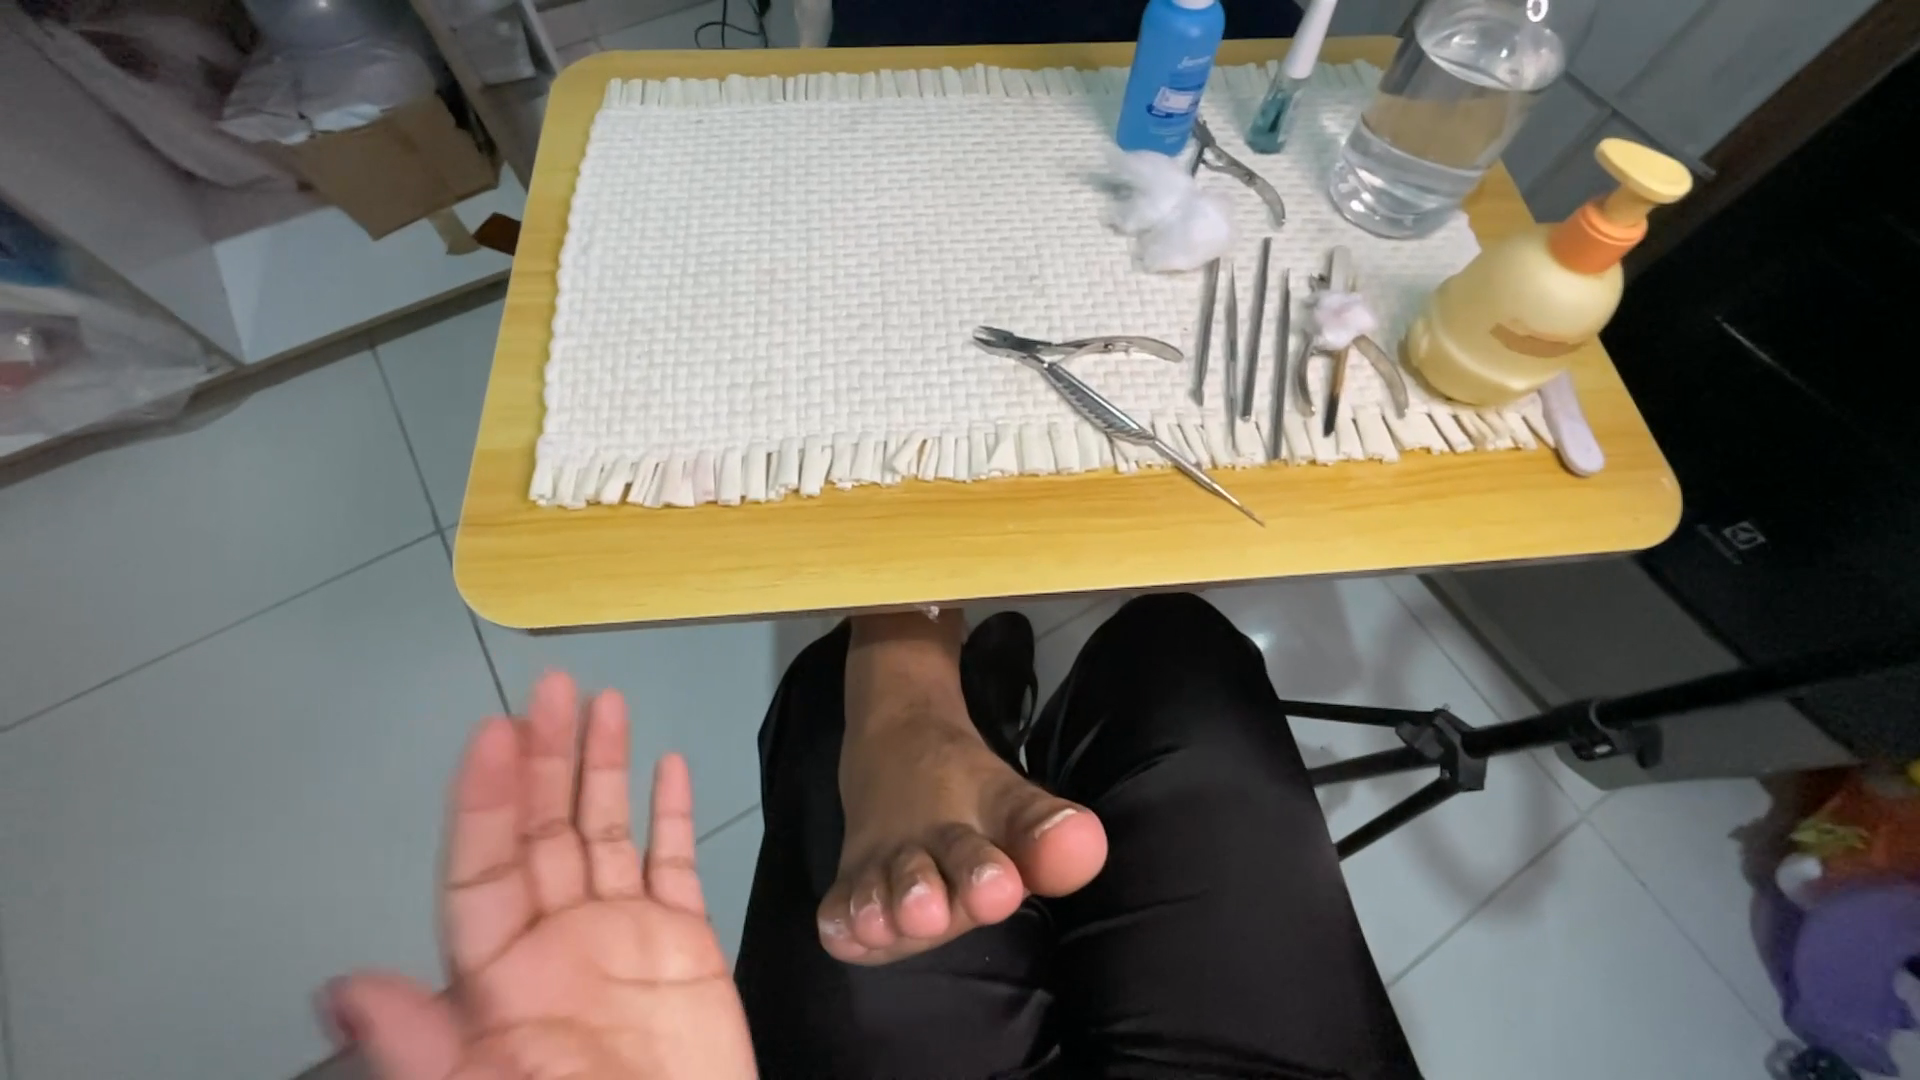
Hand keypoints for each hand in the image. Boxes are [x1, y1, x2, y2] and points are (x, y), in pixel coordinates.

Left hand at [324, 672, 757, 1078]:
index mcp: (504, 975)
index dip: (487, 799)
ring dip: (606, 767)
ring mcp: (624, 931)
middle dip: (549, 756)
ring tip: (607, 705)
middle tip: (554, 689)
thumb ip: (429, 1050)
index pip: (486, 868)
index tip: (494, 732)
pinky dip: (673, 813)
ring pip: (608, 831)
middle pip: (548, 830)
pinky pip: (673, 861)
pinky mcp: (683, 937)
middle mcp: (558, 938)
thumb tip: (344, 989)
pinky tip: (669, 768)